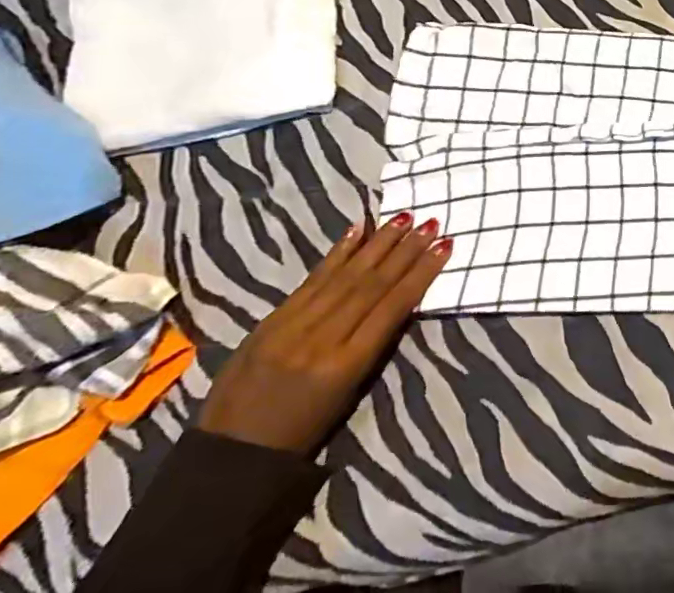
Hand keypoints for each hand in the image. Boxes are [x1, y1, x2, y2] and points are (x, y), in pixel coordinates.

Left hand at [198, 213, 450, 453]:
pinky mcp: (269, 322)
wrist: (228, 454)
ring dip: (378, 244)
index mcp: (347, 364)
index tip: (445, 245)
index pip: (393, 306)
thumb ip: (372, 344)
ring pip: (344, 276)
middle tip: (431, 222)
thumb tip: (400, 300)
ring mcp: (291, 327)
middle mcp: (321, 339)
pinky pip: (311, 281)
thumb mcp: (350, 392)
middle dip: (405, 250)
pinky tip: (356, 232)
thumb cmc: (305, 430)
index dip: (421, 273)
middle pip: (371, 284)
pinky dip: (337, 254)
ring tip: (403, 218)